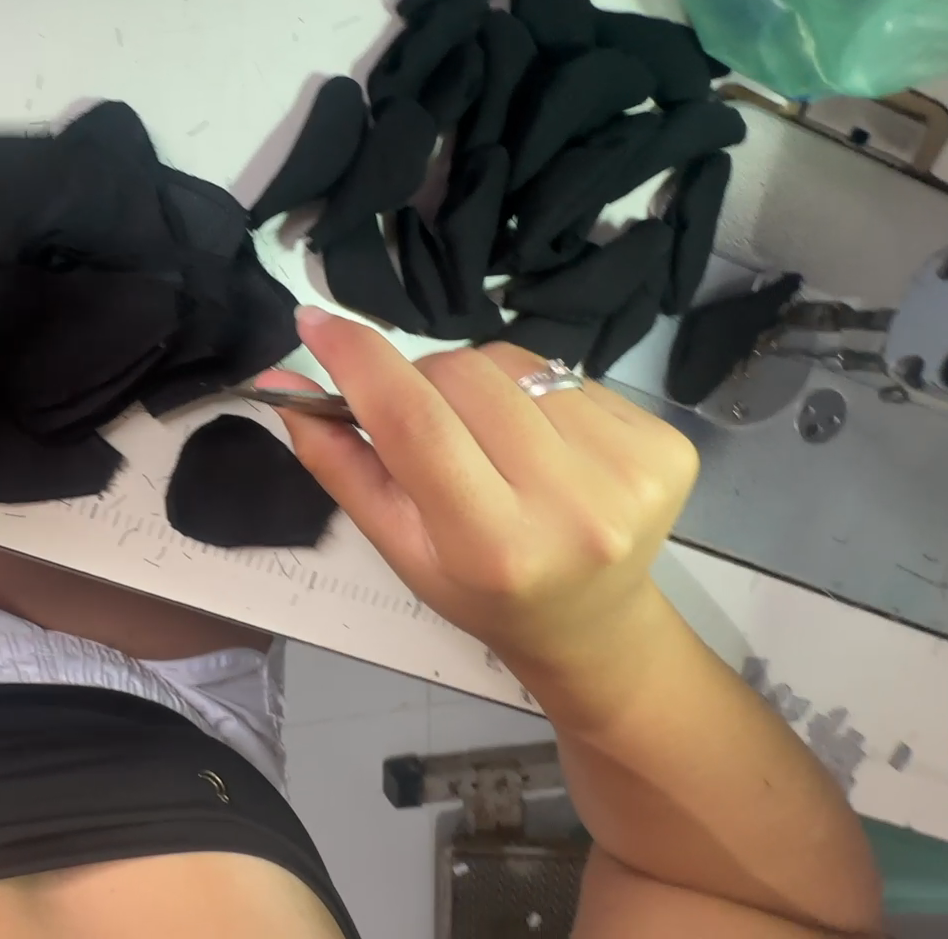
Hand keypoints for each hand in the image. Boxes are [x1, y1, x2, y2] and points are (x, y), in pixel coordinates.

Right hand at [264, 308, 698, 674]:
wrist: (590, 623)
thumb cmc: (473, 589)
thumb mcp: (391, 540)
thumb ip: (336, 461)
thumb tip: (282, 385)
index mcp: (489, 542)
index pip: (413, 422)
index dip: (357, 361)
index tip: (315, 324)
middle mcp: (569, 504)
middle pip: (458, 376)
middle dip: (417, 380)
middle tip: (420, 424)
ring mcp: (629, 470)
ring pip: (509, 360)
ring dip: (471, 382)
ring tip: (480, 434)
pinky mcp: (664, 442)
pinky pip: (561, 369)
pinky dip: (525, 389)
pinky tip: (534, 439)